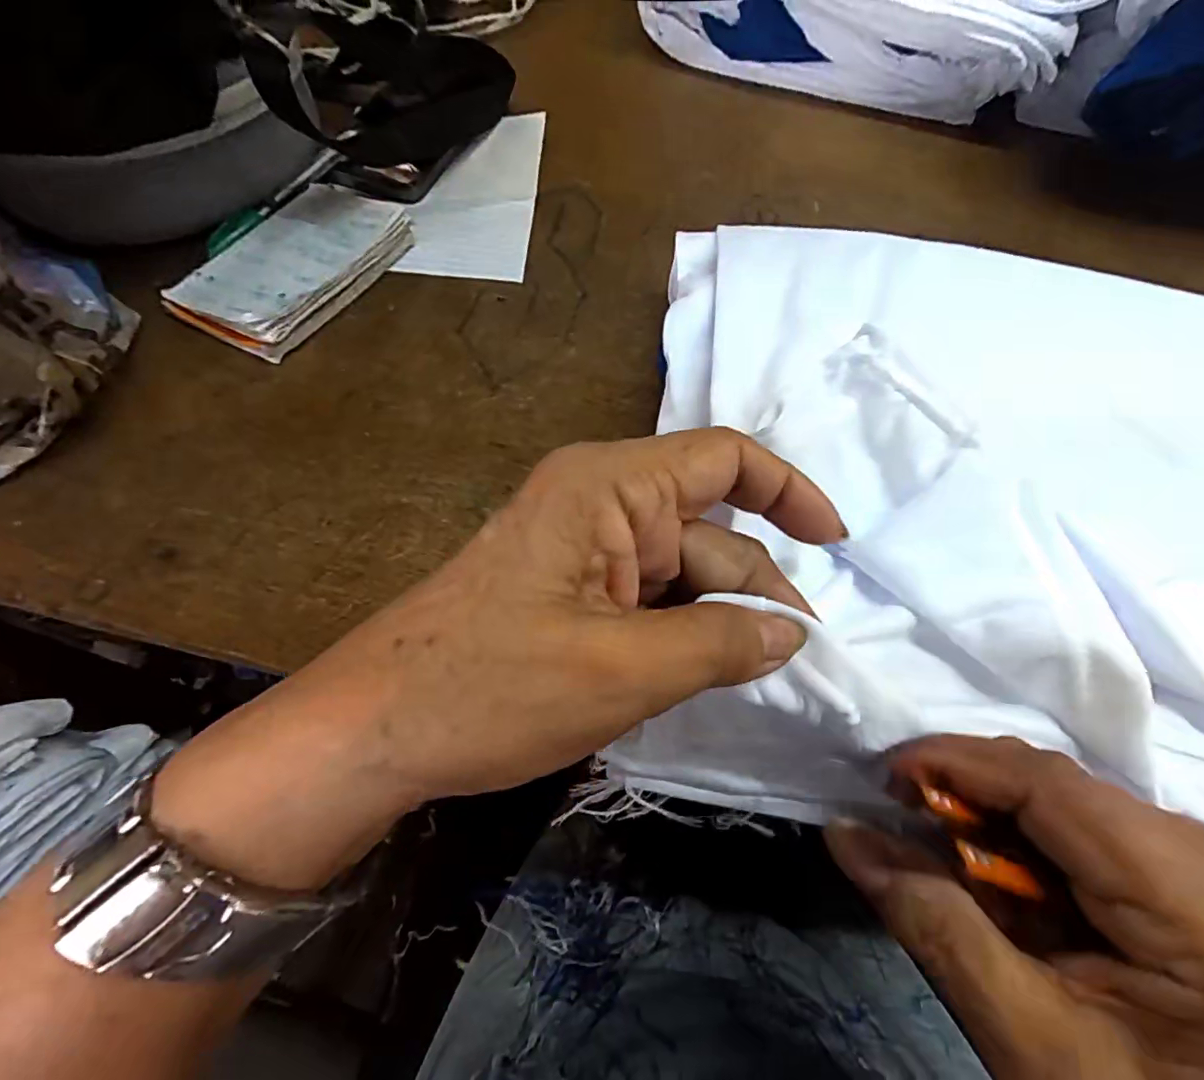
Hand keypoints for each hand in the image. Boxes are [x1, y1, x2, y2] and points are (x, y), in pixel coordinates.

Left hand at [152, 429, 845, 887]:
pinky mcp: (577, 593)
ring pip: (687, 576)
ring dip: (722, 620)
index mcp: (611, 488)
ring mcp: (588, 552)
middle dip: (757, 589)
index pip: (726, 460)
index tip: (835, 542)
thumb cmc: (490, 688)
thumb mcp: (623, 669)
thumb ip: (720, 643)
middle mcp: (604, 505)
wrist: (368, 736)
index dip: (790, 491)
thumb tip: (790, 634)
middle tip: (799, 654)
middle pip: (712, 532)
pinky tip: (704, 675)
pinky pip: (656, 603)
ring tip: (754, 674)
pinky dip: (688, 634)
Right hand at [825, 736, 1203, 1079]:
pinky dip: (1056, 836)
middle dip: (984, 791)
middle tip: (908, 807)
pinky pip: (1123, 829)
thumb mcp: (1022, 1039)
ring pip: (1100, 804)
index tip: (891, 768)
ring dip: (1015, 813)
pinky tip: (1018, 866)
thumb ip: (935, 924)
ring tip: (952, 838)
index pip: (1068, 796)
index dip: (969, 764)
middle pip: (1085, 796)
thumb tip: (847, 833)